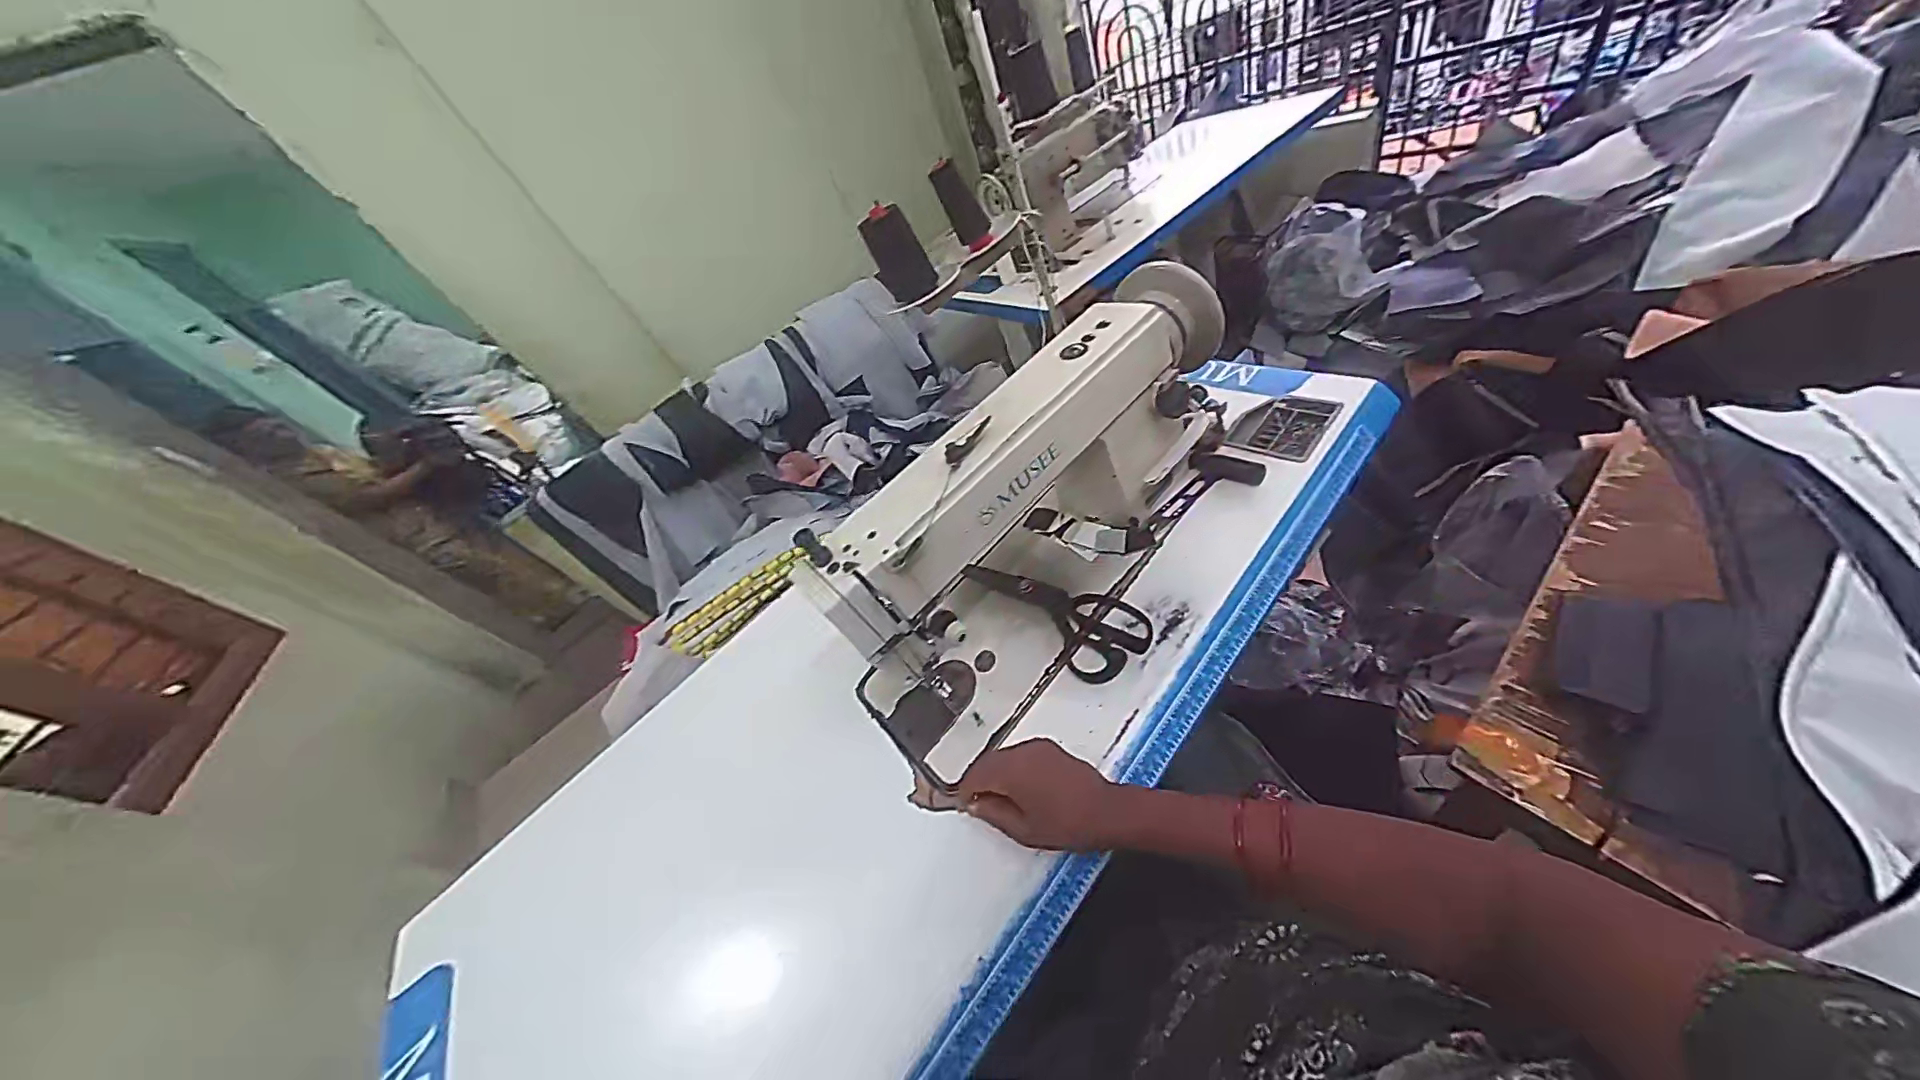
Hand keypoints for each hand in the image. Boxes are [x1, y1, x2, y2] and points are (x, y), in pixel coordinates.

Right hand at [958, 740, 1133, 851]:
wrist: (1106, 812)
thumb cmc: (1070, 823)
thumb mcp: (1023, 829)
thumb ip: (993, 814)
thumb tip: (977, 805)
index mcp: (1011, 770)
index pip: (975, 774)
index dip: (965, 789)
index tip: (963, 801)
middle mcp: (1023, 752)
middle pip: (988, 762)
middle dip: (979, 779)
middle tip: (977, 801)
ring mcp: (1038, 748)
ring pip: (1005, 757)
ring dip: (997, 773)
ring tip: (1000, 798)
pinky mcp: (1050, 749)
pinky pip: (1021, 755)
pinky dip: (1013, 768)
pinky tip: (1020, 788)